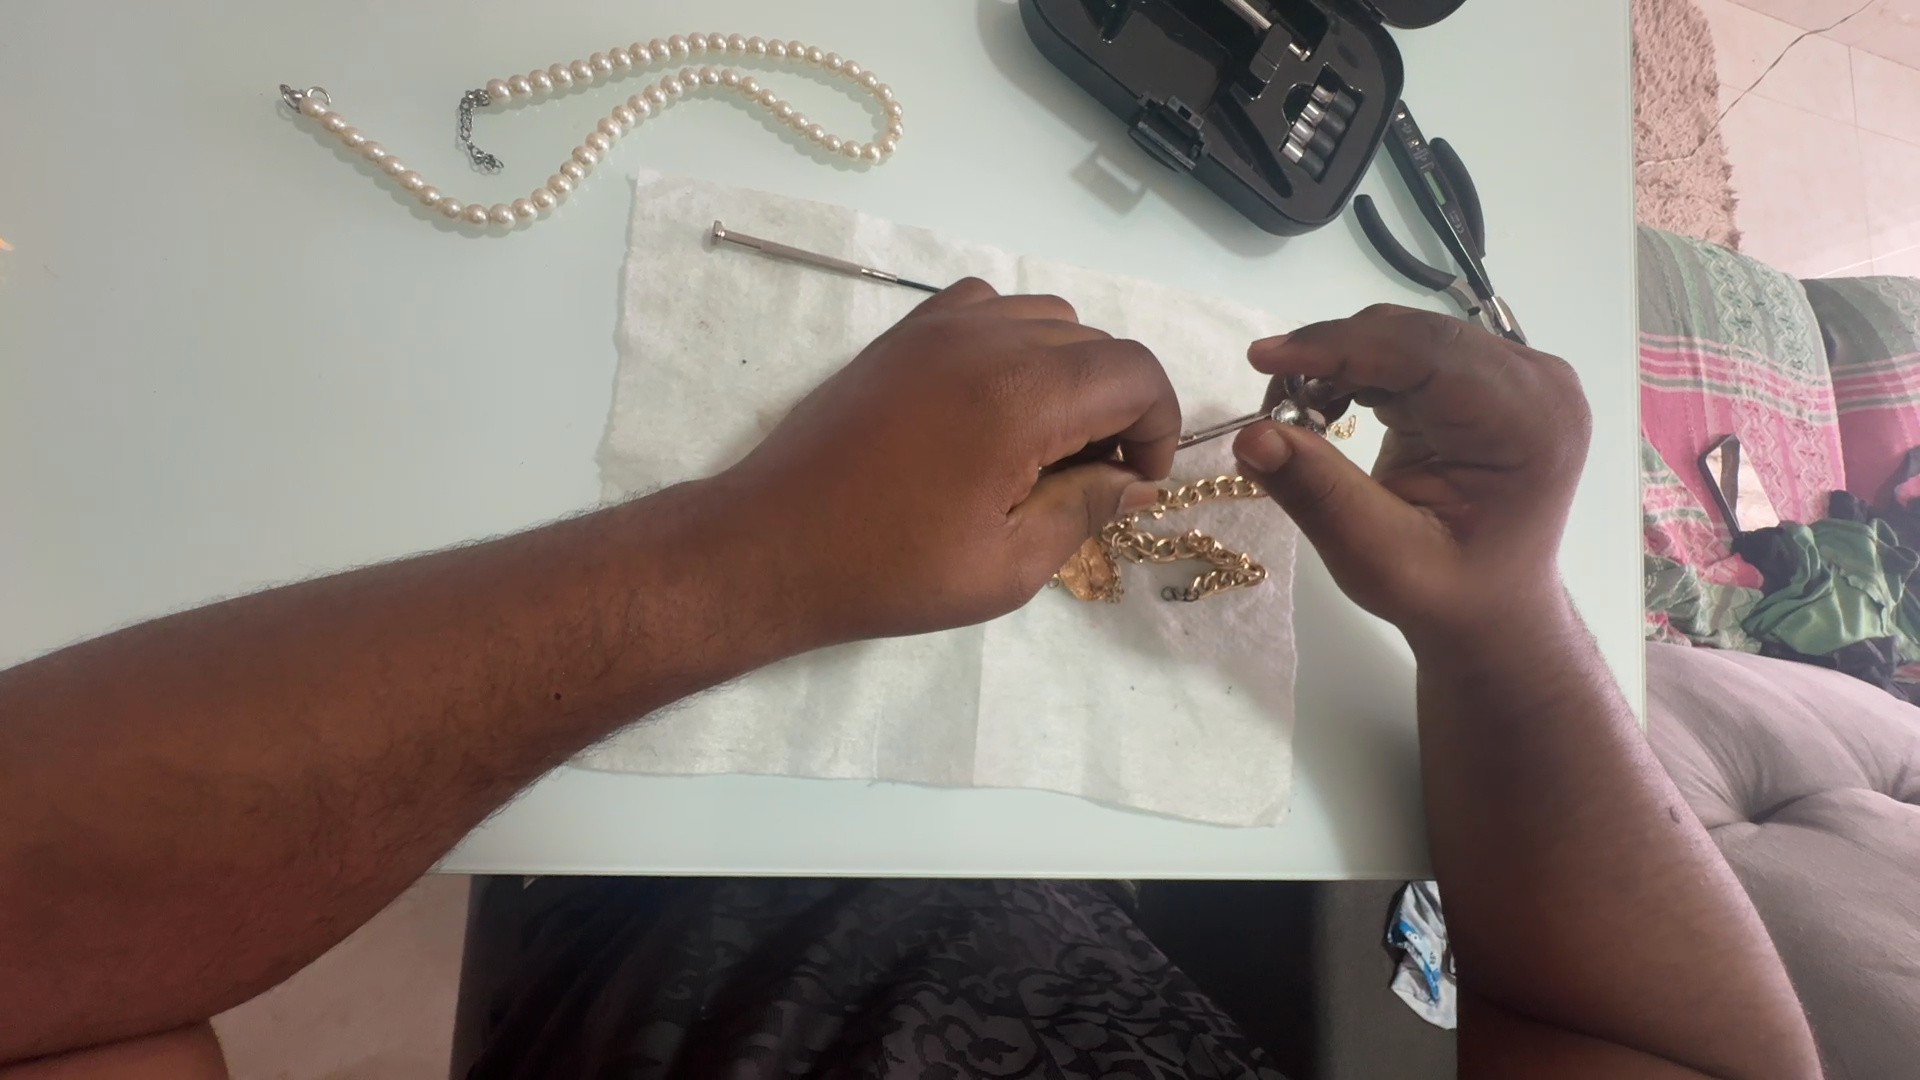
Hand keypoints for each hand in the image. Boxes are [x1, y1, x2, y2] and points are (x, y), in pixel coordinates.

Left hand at [708, 278, 1179, 644]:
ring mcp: (937, 327)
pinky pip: (987, 309)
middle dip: (1119, 406)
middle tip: (1093, 474)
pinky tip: (995, 400)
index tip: (1139, 479)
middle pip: (1095, 344)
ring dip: (1070, 374)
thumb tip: (1136, 482)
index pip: (1134, 372)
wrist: (773, 546)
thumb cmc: (892, 571)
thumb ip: (1085, 509)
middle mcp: (985, 339)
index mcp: (1021, 397)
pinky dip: (1014, 344)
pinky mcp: (902, 335)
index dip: (1159, 424)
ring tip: (1045, 440)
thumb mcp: (1007, 566)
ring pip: (1046, 319)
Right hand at [1231, 305, 1589, 642]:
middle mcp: (1531, 384)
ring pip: (1400, 338)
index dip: (1338, 347)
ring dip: (1334, 366)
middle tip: (1268, 406)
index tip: (1260, 358)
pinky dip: (1350, 375)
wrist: (1487, 606)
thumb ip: (1315, 491)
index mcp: (1526, 424)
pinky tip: (1325, 413)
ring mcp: (1509, 378)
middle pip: (1411, 336)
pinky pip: (1401, 356)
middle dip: (1328, 357)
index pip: (1424, 354)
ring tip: (1292, 418)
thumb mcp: (1374, 554)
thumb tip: (1249, 436)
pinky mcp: (1481, 383)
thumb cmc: (1442, 590)